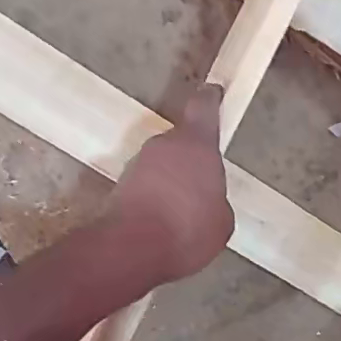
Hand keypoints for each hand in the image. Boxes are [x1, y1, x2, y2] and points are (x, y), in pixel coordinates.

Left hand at [106, 84, 234, 284]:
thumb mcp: (222, 221)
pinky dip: (155, 198)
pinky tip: (163, 224)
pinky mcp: (118, 186)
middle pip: (181, 142)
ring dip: (171, 180)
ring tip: (182, 212)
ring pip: (161, 165)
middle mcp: (164, 145)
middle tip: (203, 185)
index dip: (210, 99)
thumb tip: (208, 202)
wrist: (130, 248)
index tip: (213, 92)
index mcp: (197, 145)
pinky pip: (146, 186)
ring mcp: (137, 164)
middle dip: (192, 160)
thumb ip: (217, 201)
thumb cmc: (187, 228)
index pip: (203, 108)